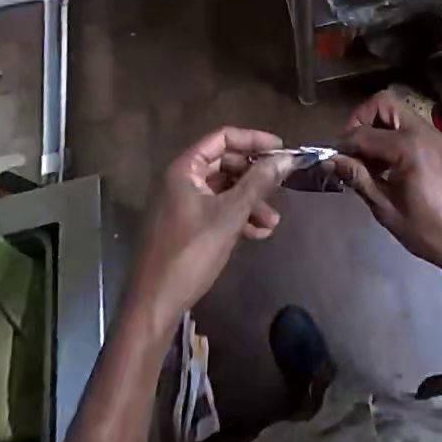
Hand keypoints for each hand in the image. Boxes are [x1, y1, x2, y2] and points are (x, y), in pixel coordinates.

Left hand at [128, 128, 298, 328]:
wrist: (156, 304)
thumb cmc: (191, 252)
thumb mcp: (230, 215)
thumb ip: (259, 182)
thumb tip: (286, 158)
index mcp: (185, 169)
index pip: (223, 138)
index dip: (253, 140)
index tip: (281, 149)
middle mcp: (182, 180)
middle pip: (225, 164)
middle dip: (255, 177)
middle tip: (281, 185)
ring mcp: (183, 204)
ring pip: (224, 190)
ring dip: (251, 201)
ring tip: (273, 221)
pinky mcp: (186, 226)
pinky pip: (217, 210)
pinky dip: (238, 218)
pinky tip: (258, 234)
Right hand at [332, 91, 441, 267]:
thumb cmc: (425, 228)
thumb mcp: (385, 207)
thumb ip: (357, 177)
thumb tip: (331, 161)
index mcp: (409, 147)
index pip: (364, 133)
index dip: (343, 145)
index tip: (332, 159)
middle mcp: (420, 131)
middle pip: (382, 103)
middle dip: (360, 120)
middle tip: (351, 149)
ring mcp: (430, 133)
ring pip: (394, 110)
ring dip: (374, 125)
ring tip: (364, 157)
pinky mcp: (433, 140)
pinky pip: (404, 123)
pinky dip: (388, 132)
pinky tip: (381, 161)